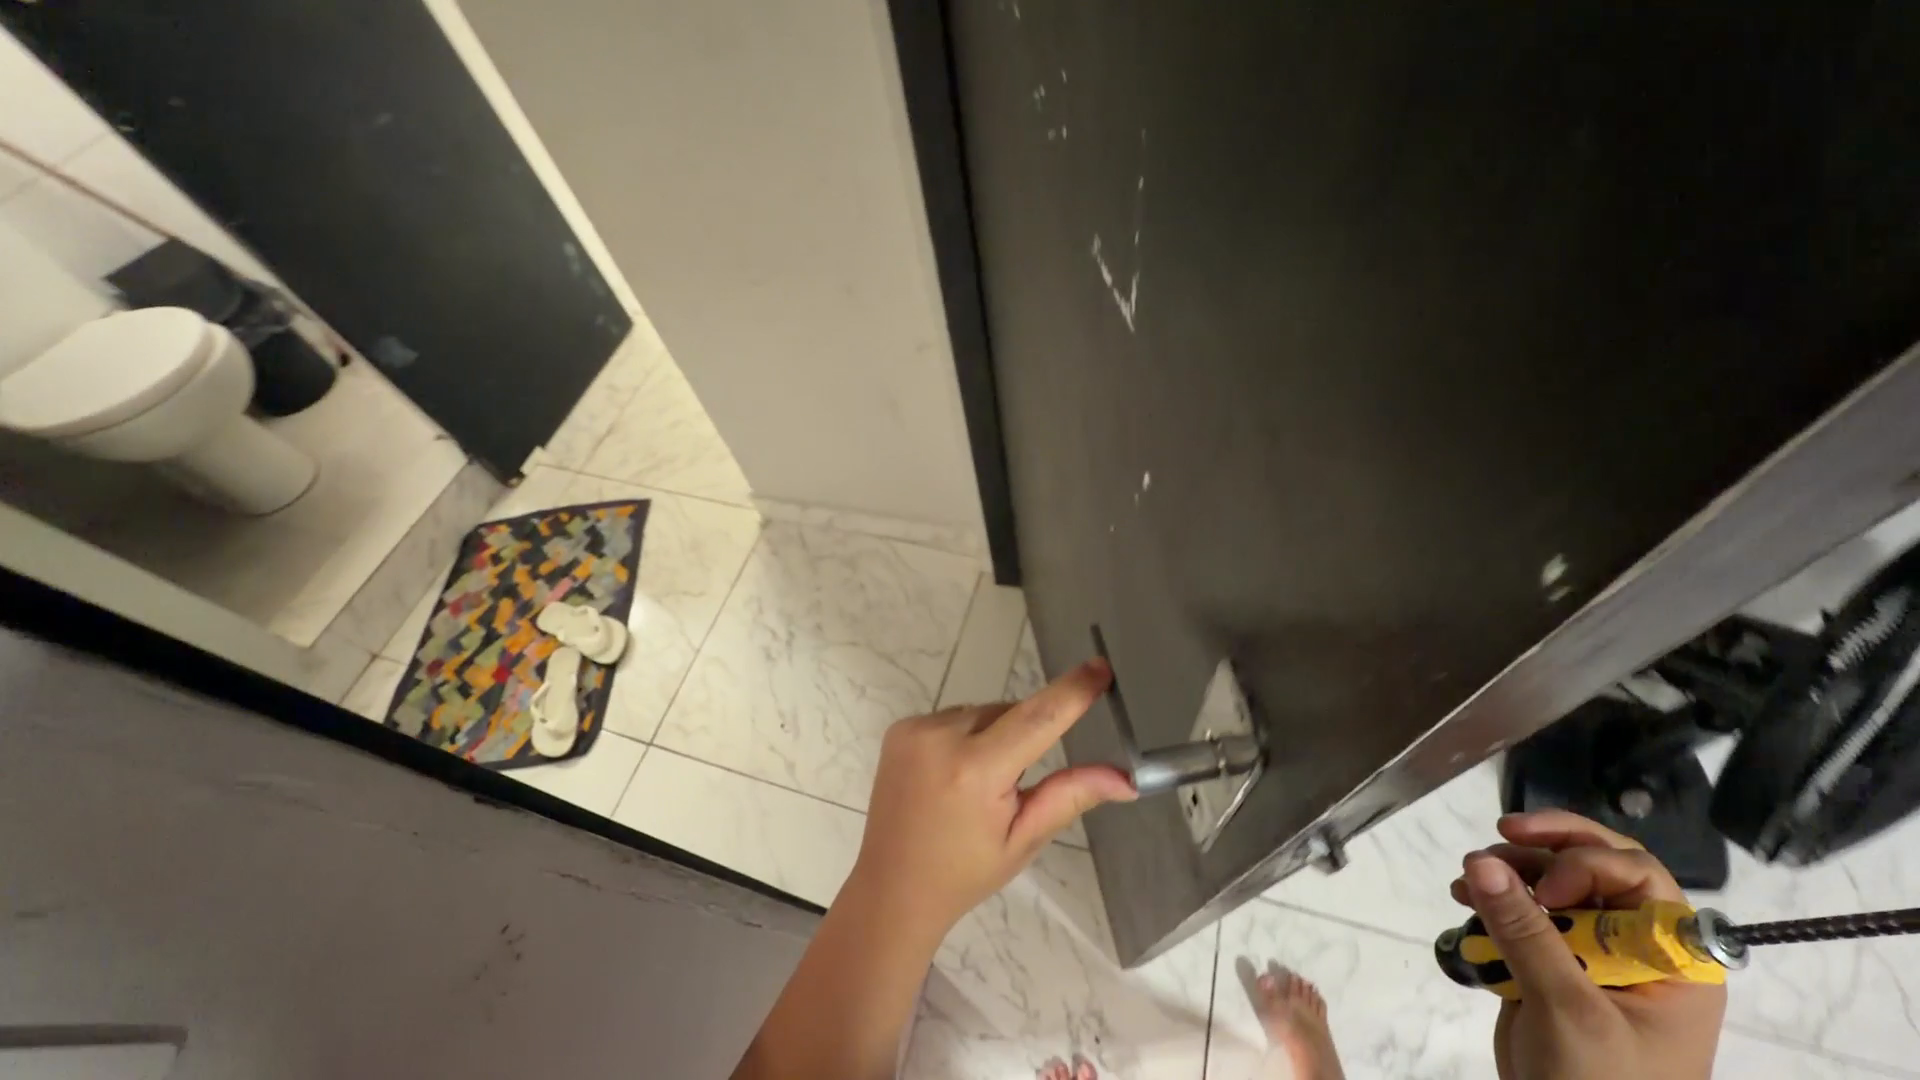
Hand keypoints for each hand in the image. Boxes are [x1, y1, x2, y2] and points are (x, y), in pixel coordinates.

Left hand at [847, 657, 1137, 931]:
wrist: (891, 888)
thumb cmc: (965, 872)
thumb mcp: (1024, 839)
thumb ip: (1071, 796)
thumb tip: (1125, 778)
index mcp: (976, 771)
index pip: (1038, 717)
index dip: (1072, 690)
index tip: (1100, 667)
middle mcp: (941, 738)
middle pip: (1009, 713)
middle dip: (1023, 737)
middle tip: (1011, 788)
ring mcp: (915, 729)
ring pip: (981, 712)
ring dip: (993, 735)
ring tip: (975, 788)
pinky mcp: (900, 728)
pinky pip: (952, 716)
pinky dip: (964, 735)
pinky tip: (952, 775)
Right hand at [1450, 810, 1726, 1079]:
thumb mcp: (1567, 1011)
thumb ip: (1526, 933)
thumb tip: (1480, 859)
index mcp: (1673, 962)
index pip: (1641, 879)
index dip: (1588, 866)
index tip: (1542, 888)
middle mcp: (1637, 949)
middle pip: (1600, 869)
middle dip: (1549, 845)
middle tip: (1503, 831)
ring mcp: (1591, 956)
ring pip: (1554, 883)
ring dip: (1511, 869)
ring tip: (1468, 876)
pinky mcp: (1549, 967)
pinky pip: (1523, 912)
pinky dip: (1492, 896)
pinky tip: (1462, 896)